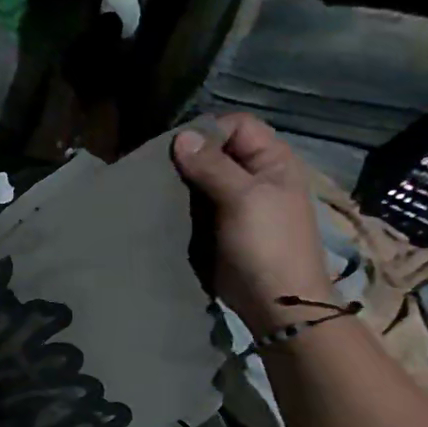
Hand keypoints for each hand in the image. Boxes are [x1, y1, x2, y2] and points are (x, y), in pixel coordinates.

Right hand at [172, 113, 335, 332]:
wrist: (274, 300)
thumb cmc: (266, 244)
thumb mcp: (243, 198)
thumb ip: (213, 166)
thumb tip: (180, 136)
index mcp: (272, 161)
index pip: (237, 125)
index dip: (207, 131)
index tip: (175, 150)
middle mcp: (255, 175)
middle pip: (217, 150)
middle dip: (188, 156)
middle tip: (156, 169)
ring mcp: (237, 202)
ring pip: (203, 177)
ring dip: (180, 181)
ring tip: (153, 188)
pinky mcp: (219, 225)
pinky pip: (196, 203)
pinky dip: (179, 202)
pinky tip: (160, 206)